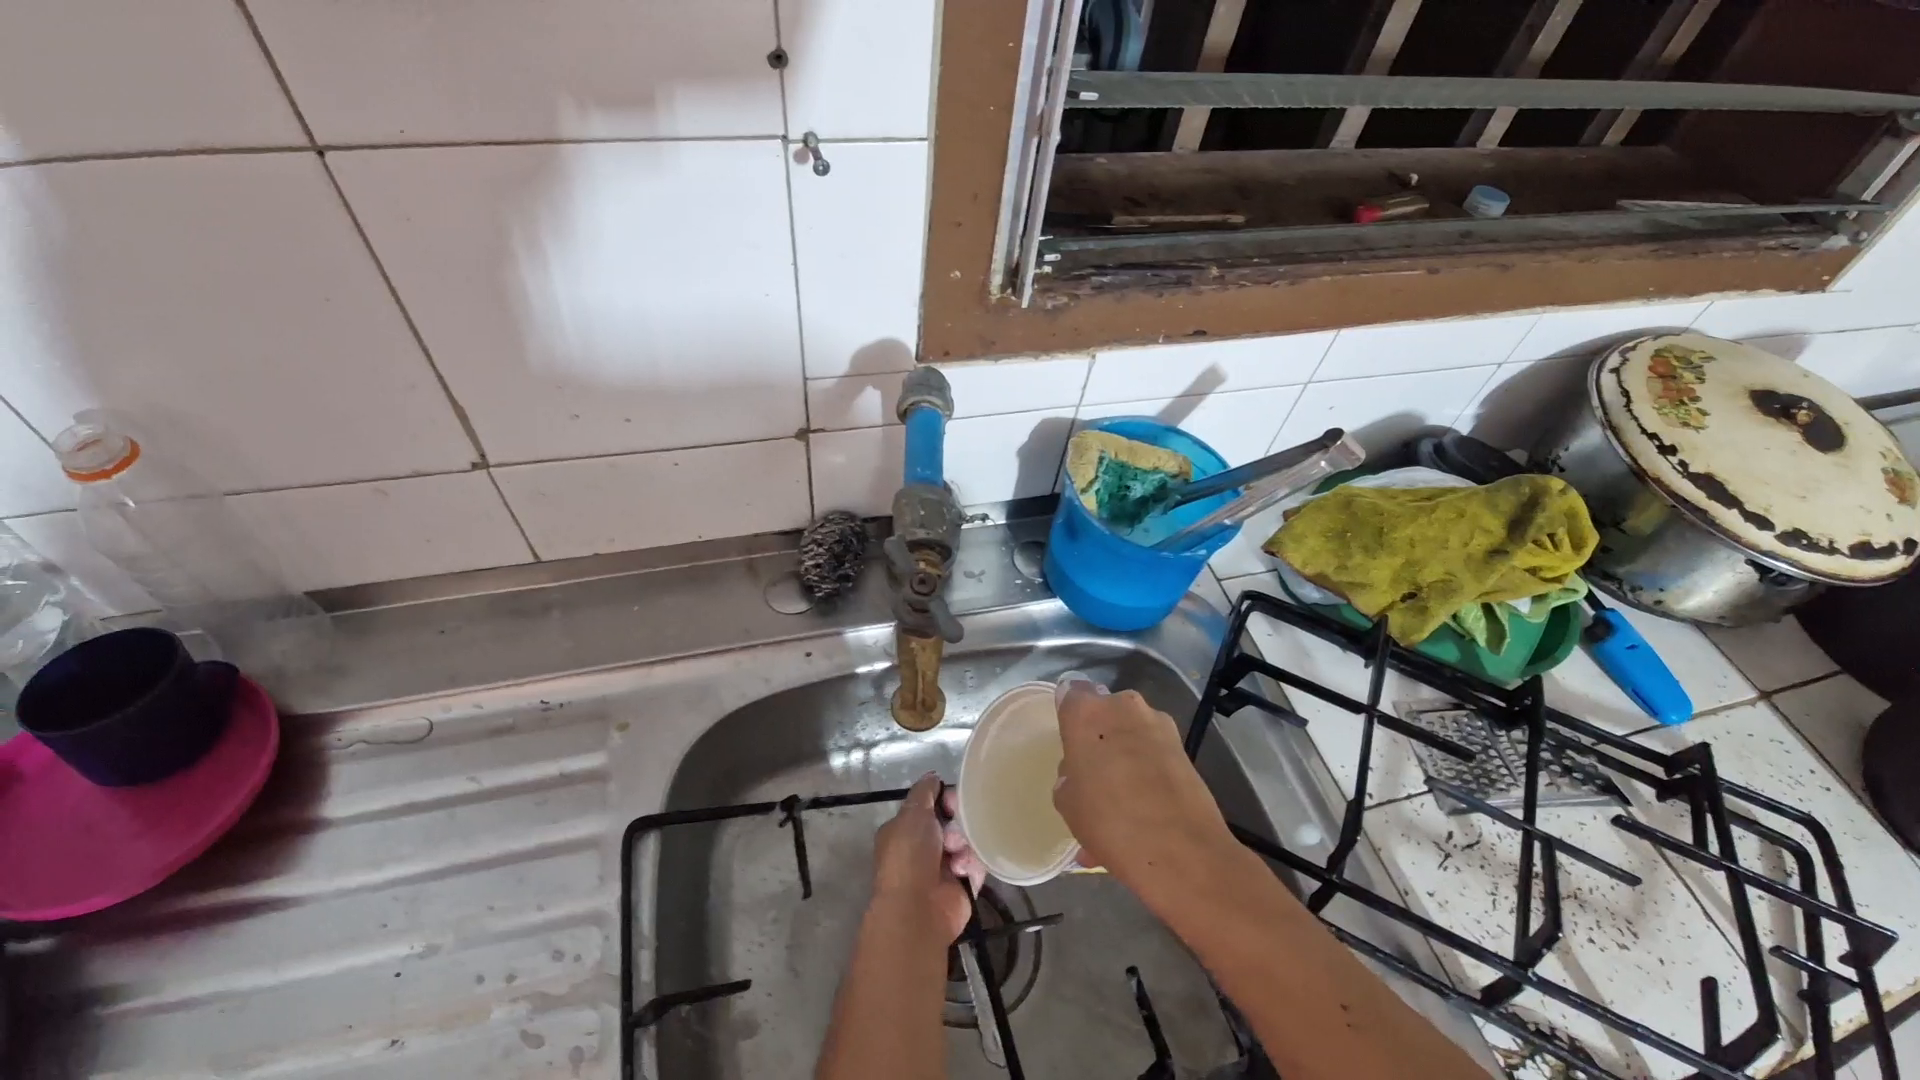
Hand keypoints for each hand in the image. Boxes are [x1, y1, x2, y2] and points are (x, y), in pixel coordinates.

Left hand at [870, 774, 983, 943]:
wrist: (918, 908)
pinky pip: (977, 863)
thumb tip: (933, 776)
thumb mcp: (912, 814)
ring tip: (958, 856)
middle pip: (954, 822)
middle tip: (955, 834)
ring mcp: (944, 867)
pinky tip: (964, 872)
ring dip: (966, 846)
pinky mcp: (963, 884)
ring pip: (968, 841)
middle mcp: (924, 848)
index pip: (932, 805)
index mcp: (906, 830)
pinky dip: (972, 865)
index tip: (953, 802)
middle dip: (958, 825)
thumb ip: (924, 792)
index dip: (946, 800)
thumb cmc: (910, 857)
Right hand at [1052, 686, 1237, 904]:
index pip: (1070, 692)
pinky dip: (1145, 775)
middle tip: (1093, 773)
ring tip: (1119, 802)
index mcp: (1087, 713)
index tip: (1068, 739)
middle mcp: (1124, 707)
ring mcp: (1160, 726)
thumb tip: (1081, 772)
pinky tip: (1140, 812)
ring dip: (1123, 757)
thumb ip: (1069, 776)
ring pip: (1131, 734)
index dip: (1069, 714)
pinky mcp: (1185, 749)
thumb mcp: (1068, 804)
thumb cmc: (1110, 822)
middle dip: (1099, 737)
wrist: (1182, 852)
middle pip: (1104, 713)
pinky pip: (1153, 755)